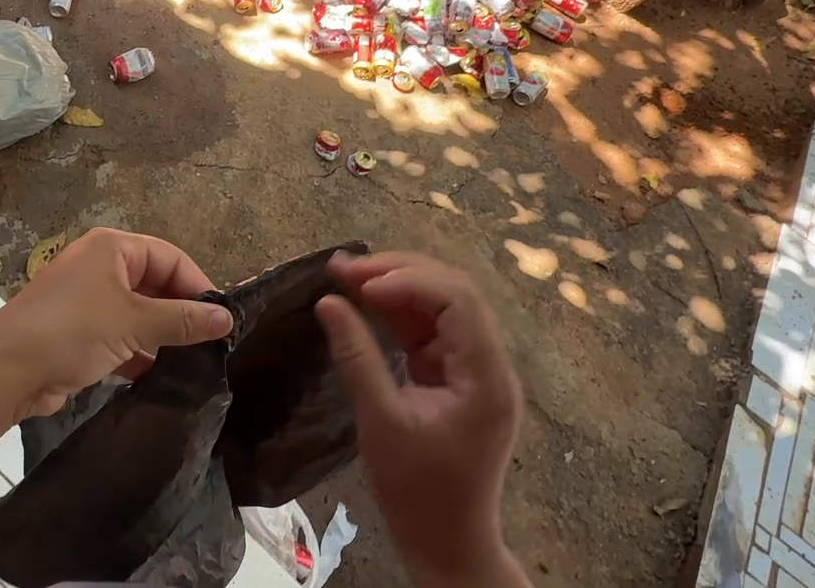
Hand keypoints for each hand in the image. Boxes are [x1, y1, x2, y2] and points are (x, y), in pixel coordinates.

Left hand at [0, 228, 233, 421]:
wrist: (3, 372)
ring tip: (193, 364)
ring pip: (138, 313)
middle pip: (155, 284)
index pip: (169, 257)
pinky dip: (139, 353)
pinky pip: (121, 337)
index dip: (197, 285)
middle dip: (180, 313)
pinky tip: (159, 377)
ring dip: (161, 336)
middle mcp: (100, 267)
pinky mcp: (78, 333)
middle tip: (211, 345)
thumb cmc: (70, 331)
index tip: (222, 319)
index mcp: (111, 248)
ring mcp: (87, 301)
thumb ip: (181, 320)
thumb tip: (226, 318)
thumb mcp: (132, 322)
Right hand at [315, 252, 527, 587]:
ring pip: (437, 305)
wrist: (447, 545)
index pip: (457, 300)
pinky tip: (361, 301)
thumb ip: (356, 357)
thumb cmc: (417, 492)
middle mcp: (487, 363)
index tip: (359, 285)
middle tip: (343, 268)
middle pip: (450, 293)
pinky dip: (394, 312)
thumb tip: (327, 303)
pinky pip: (426, 329)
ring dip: (392, 286)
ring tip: (343, 275)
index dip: (408, 280)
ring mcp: (472, 369)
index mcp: (485, 376)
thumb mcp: (381, 422)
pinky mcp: (453, 377)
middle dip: (396, 273)